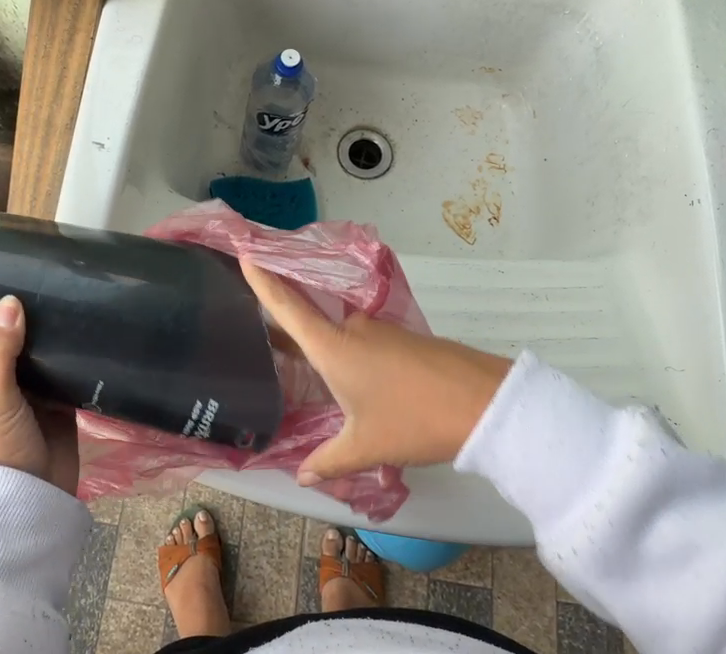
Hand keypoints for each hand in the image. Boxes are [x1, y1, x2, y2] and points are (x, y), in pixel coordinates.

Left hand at [0, 295, 79, 495]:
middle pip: (10, 335)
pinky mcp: (58, 398)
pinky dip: (75, 351)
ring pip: (39, 349)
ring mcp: (29, 388)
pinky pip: (66, 367)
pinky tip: (91, 324)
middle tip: (47, 270)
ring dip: (51, 329)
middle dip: (25, 311)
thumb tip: (10, 301)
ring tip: (72, 288)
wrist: (32, 500)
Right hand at [242, 258, 511, 484]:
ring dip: (319, 342)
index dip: (262, 279)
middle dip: (285, 320)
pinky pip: (361, 341)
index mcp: (332, 346)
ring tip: (298, 361)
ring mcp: (379, 331)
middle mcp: (351, 329)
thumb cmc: (413, 420)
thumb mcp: (366, 446)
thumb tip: (302, 475)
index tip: (243, 250)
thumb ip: (329, 459)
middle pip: (309, 316)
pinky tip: (349, 378)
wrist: (483, 403)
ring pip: (337, 332)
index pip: (287, 305)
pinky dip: (345, 352)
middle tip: (258, 325)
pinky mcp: (401, 339)